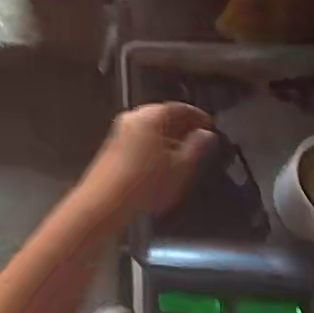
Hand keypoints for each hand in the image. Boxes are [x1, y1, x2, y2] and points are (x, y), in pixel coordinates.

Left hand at [75, 103, 217, 225]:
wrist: (103, 204)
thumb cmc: (144, 184)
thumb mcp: (181, 167)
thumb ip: (197, 148)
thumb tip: (207, 136)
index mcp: (149, 116)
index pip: (179, 108)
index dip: (198, 116)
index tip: (210, 125)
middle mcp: (132, 118)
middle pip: (163, 116)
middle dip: (183, 126)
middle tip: (200, 138)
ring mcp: (120, 133)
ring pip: (151, 129)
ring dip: (169, 137)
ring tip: (186, 154)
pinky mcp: (113, 149)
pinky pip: (141, 140)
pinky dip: (156, 146)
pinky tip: (164, 164)